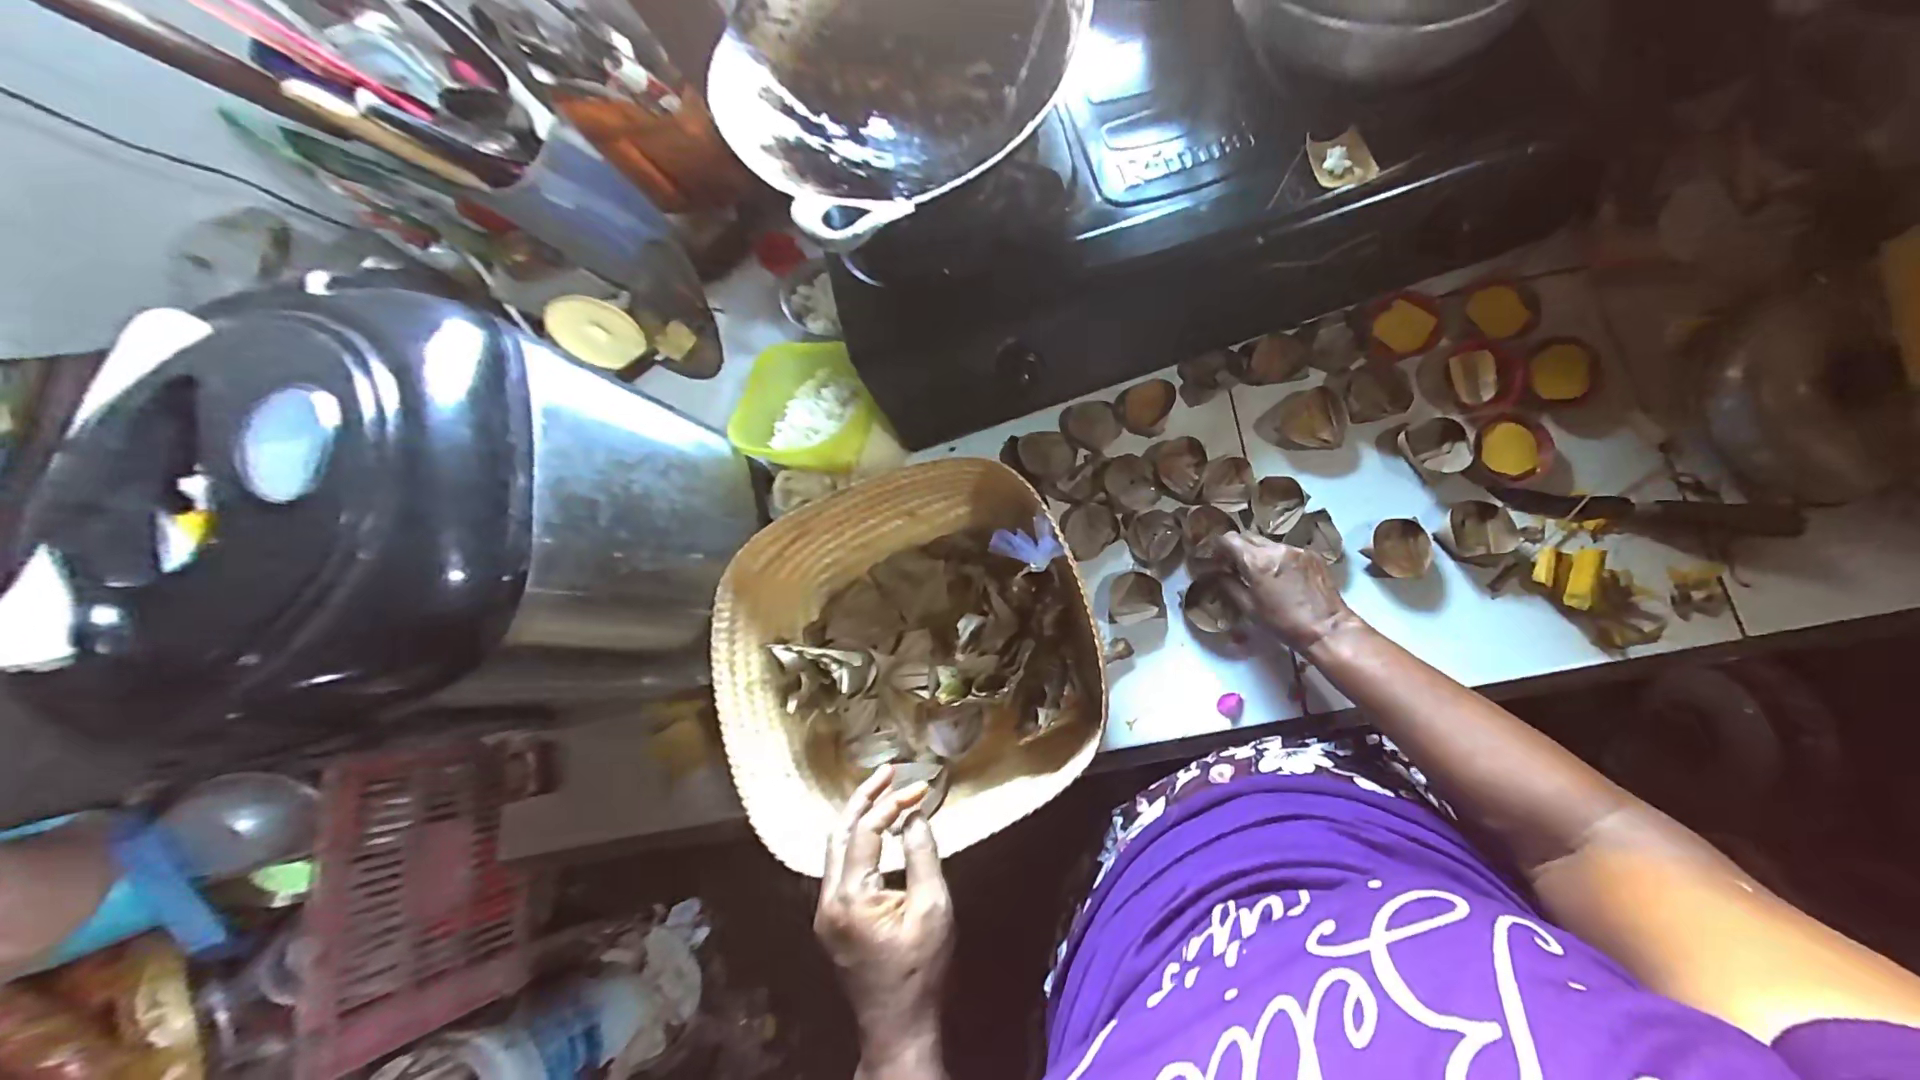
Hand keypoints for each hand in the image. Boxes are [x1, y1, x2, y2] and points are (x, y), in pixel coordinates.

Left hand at [814, 765, 952, 1075]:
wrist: (897, 1027)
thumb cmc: (920, 970)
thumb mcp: (933, 909)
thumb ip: (921, 855)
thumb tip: (914, 815)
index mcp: (850, 896)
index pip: (867, 831)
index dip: (893, 804)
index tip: (921, 787)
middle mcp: (828, 899)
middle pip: (840, 832)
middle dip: (864, 797)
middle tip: (888, 771)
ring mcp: (825, 911)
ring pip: (836, 847)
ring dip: (859, 816)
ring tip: (882, 791)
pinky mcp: (832, 920)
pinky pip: (840, 865)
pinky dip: (858, 840)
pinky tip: (876, 830)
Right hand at [1206, 532, 1364, 650]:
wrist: (1327, 629)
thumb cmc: (1283, 623)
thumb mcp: (1248, 607)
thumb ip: (1228, 585)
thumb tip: (1216, 572)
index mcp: (1257, 561)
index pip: (1228, 539)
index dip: (1218, 547)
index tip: (1215, 558)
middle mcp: (1276, 548)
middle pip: (1248, 536)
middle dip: (1237, 547)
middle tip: (1233, 564)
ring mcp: (1296, 549)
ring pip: (1267, 542)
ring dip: (1258, 552)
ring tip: (1259, 572)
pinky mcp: (1312, 554)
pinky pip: (1286, 549)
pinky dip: (1277, 558)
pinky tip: (1281, 575)